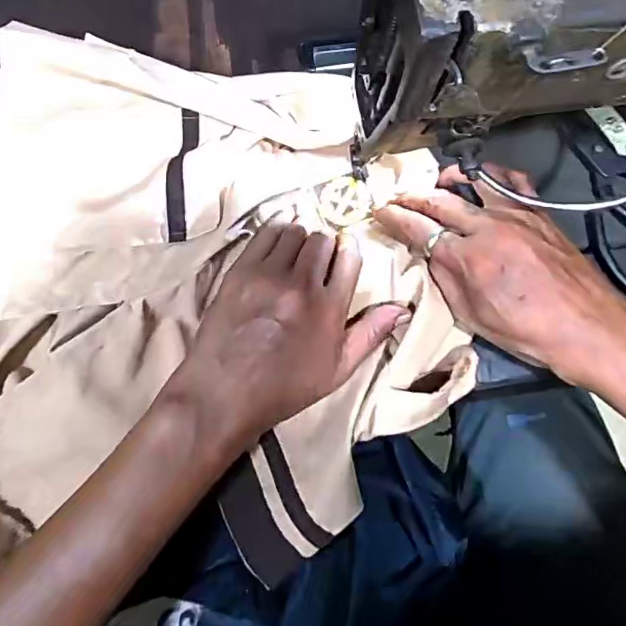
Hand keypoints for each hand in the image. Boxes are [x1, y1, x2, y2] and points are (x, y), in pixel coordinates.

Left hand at [162, 222, 405, 447]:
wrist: (224, 392)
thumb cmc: (284, 388)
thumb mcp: (337, 370)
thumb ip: (370, 334)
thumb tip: (400, 308)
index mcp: (329, 309)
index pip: (350, 257)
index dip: (347, 254)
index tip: (341, 260)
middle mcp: (302, 286)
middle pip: (322, 240)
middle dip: (323, 248)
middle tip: (314, 264)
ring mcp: (268, 276)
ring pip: (294, 232)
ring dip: (298, 241)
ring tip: (291, 259)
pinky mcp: (240, 271)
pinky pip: (265, 233)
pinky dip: (274, 234)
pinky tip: (273, 248)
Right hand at [374, 164, 625, 390]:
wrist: (589, 329)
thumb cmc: (530, 332)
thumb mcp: (473, 316)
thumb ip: (446, 280)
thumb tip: (430, 255)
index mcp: (468, 257)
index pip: (419, 229)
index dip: (395, 218)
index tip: (381, 212)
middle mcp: (488, 227)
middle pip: (439, 201)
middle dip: (412, 197)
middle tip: (397, 196)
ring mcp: (516, 215)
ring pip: (473, 181)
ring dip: (448, 178)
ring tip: (436, 181)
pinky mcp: (538, 213)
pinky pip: (512, 182)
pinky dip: (492, 175)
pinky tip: (483, 180)